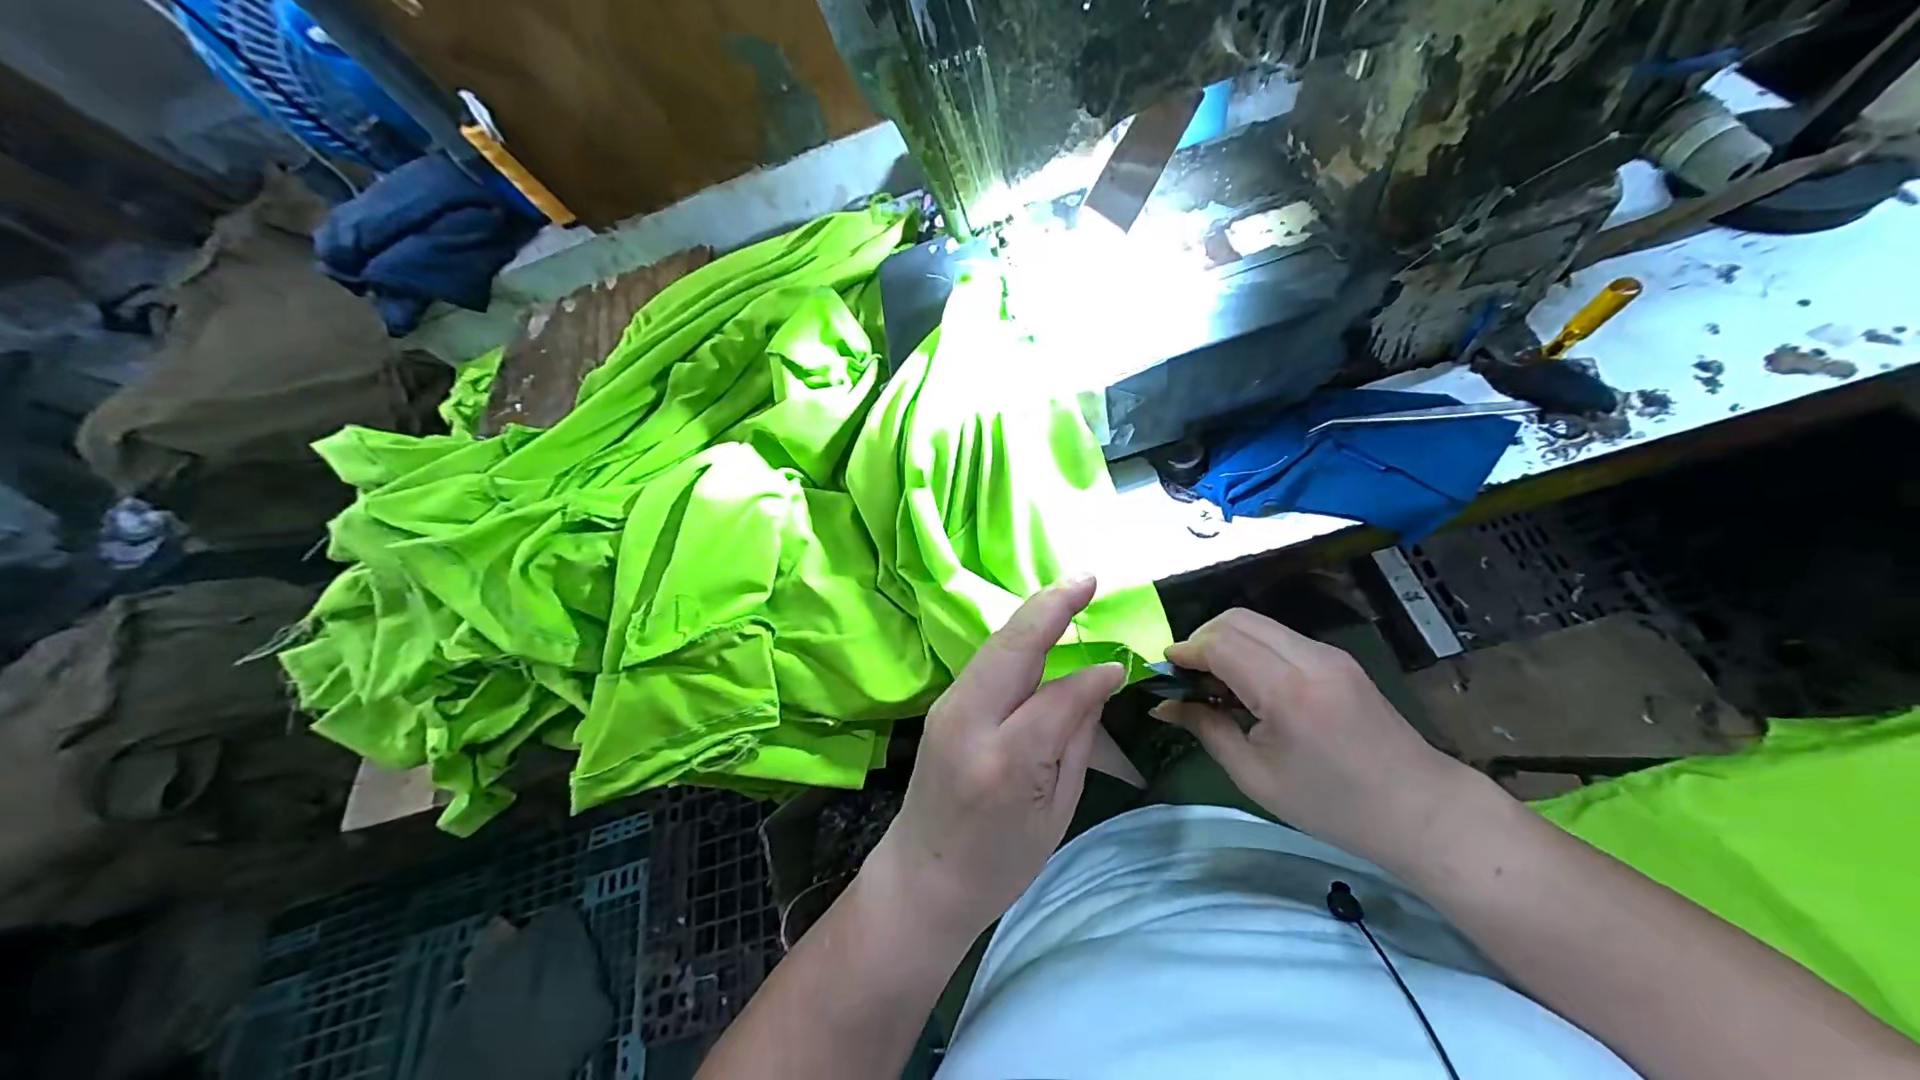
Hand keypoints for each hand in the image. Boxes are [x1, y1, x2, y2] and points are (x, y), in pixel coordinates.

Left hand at [862, 575, 1125, 938]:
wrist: (922, 878)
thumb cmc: (1000, 863)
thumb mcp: (1055, 811)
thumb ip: (1075, 739)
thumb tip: (1099, 682)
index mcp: (1005, 763)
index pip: (1058, 698)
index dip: (1093, 677)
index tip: (1121, 666)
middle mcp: (969, 724)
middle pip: (1013, 649)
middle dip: (1051, 607)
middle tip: (1087, 579)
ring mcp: (947, 710)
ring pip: (994, 648)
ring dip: (1031, 616)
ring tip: (1068, 592)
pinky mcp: (941, 707)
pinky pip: (984, 663)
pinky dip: (1014, 640)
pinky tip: (1035, 629)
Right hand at [1152, 608, 1482, 867]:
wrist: (1422, 811)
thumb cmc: (1334, 806)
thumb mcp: (1256, 777)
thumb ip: (1207, 729)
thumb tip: (1164, 705)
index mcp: (1288, 692)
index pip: (1220, 644)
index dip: (1185, 651)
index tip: (1165, 672)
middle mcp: (1310, 659)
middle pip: (1237, 619)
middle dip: (1201, 638)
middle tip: (1186, 675)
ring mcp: (1329, 654)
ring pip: (1258, 622)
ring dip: (1225, 641)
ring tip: (1214, 681)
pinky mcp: (1338, 659)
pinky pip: (1279, 637)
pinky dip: (1251, 648)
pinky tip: (1247, 683)